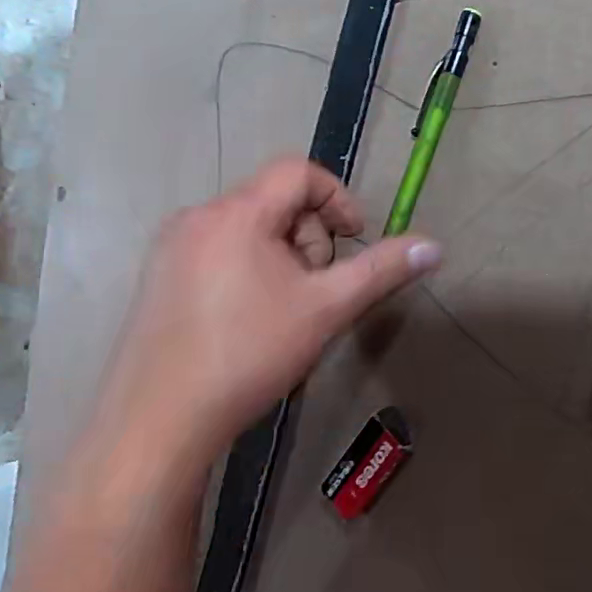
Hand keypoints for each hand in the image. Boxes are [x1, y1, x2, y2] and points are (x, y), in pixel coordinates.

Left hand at [89, 158, 440, 475]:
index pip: (299, 172)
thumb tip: (435, 246)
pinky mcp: (157, 278)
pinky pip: (217, 253)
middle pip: (274, 202)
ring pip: (247, 230)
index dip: (338, 199)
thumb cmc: (249, 354)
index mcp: (236, 212)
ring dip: (281, 257)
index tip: (355, 241)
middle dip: (309, 238)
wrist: (159, 420)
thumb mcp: (326, 309)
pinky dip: (247, 271)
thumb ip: (382, 270)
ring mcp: (171, 248)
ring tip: (285, 311)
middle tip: (317, 290)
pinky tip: (248, 323)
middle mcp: (198, 217)